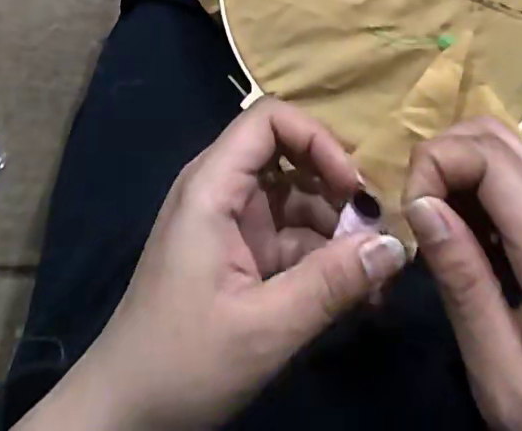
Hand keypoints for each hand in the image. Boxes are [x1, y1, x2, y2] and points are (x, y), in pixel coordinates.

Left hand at [20, 99, 407, 429]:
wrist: (125, 411)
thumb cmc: (184, 361)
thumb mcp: (265, 327)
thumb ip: (331, 283)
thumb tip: (396, 244)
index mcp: (212, 186)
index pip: (269, 120)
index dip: (317, 139)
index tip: (354, 188)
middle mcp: (220, 189)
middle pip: (287, 154)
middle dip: (336, 187)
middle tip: (376, 235)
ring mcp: (229, 220)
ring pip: (295, 197)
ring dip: (337, 228)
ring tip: (377, 278)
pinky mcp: (239, 252)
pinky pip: (290, 235)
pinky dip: (322, 256)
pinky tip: (355, 294)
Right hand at [404, 118, 521, 430]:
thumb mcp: (505, 383)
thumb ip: (463, 286)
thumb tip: (420, 203)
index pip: (491, 156)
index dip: (435, 163)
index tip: (409, 212)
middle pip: (499, 135)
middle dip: (442, 154)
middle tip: (417, 210)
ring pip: (510, 146)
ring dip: (459, 163)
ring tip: (438, 219)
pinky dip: (479, 180)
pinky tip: (468, 229)